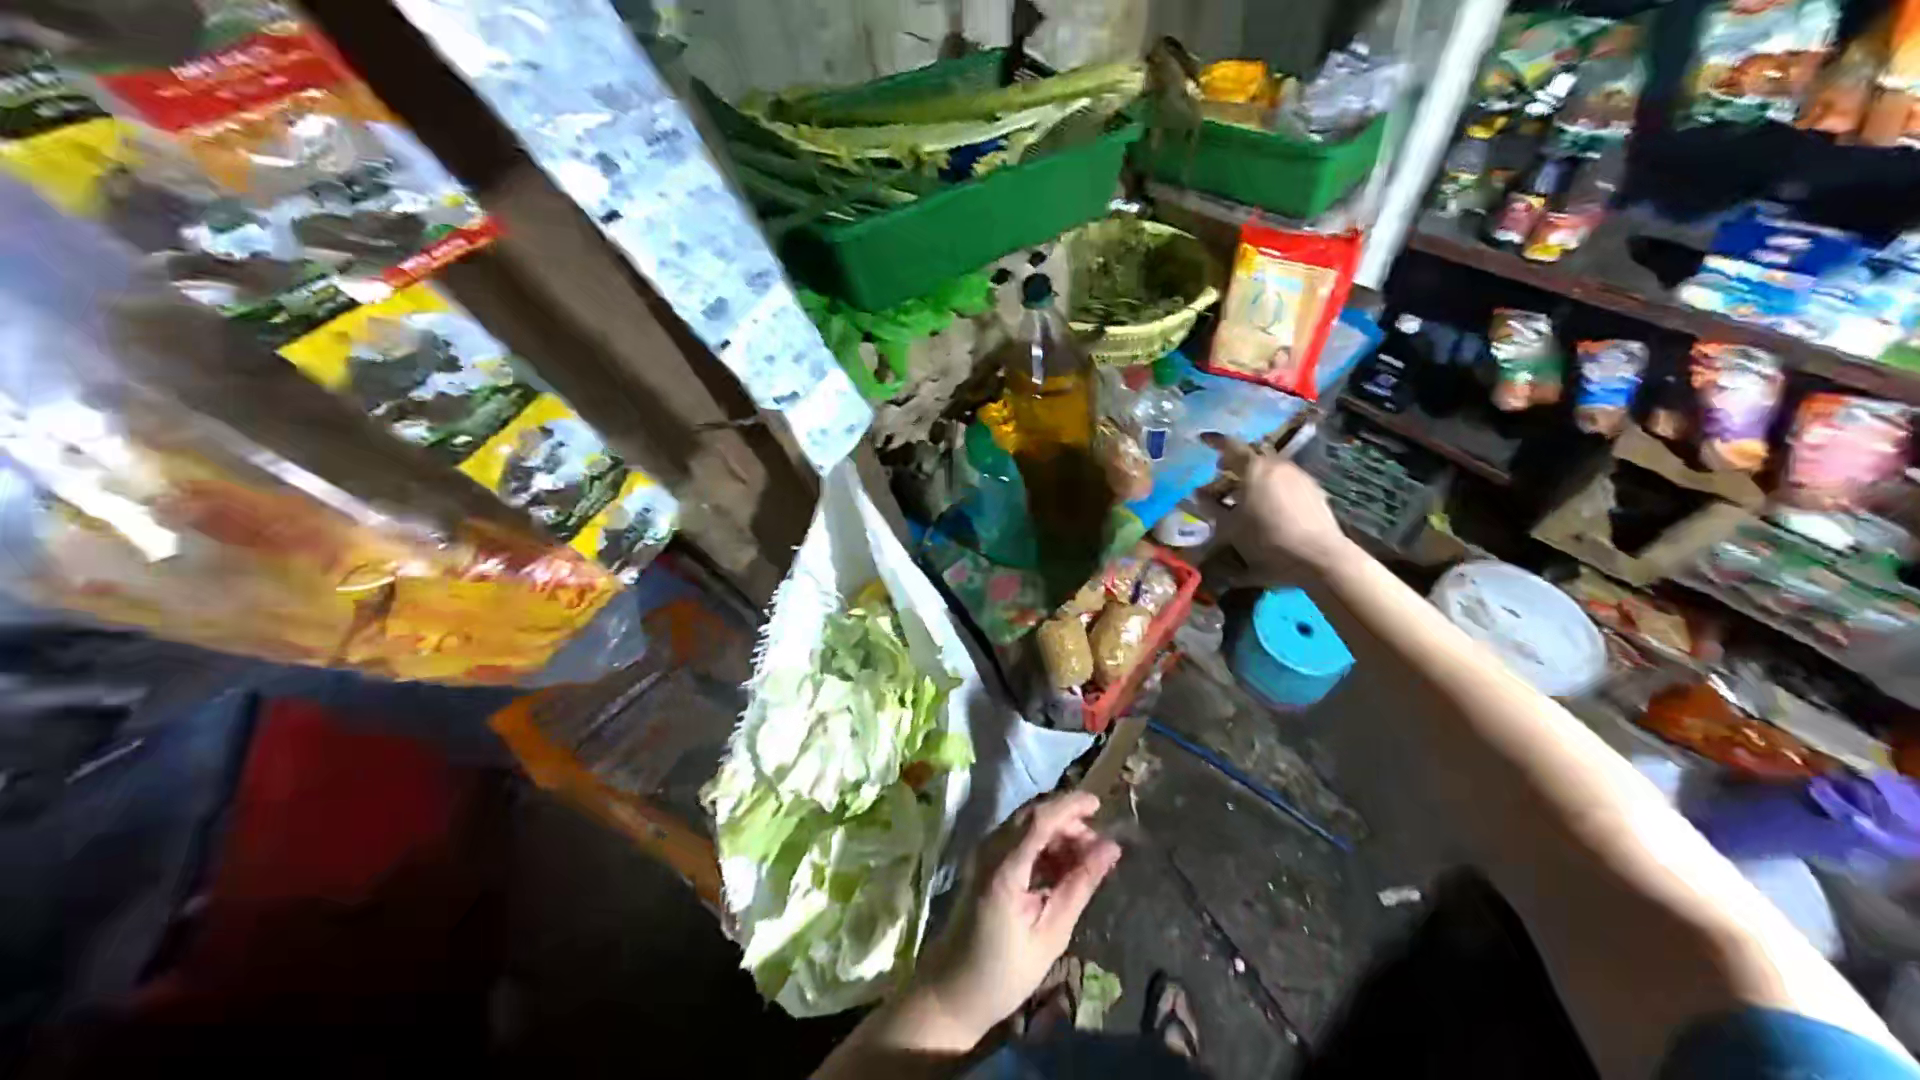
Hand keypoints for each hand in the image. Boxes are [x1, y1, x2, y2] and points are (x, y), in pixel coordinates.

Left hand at [908, 792, 1122, 1044]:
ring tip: (1085, 858)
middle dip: (1067, 819)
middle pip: (1031, 815)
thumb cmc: (1003, 973)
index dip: (1070, 806)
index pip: (1039, 819)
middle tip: (1098, 845)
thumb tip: (1110, 849)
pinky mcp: (983, 862)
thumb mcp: (1051, 934)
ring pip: (1024, 823)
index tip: (1100, 805)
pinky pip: (1016, 837)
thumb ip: (1080, 886)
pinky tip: (1062, 866)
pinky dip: (1042, 842)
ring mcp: (982, 854)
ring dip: (1056, 831)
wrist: (951, 991)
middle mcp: (989, 851)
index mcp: (1004, 869)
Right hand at [1204, 435, 1352, 573]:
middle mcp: (1278, 466)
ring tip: (1244, 493)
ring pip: (1271, 468)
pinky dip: (1272, 485)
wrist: (1320, 558)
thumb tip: (1198, 493)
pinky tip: (1269, 505)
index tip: (1203, 439)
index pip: (1231, 446)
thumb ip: (1211, 507)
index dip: (1215, 442)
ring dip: (1254, 475)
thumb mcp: (1230, 528)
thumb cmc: (1267, 541)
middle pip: (1253, 456)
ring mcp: (1300, 477)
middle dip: (1235, 462)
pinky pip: (1286, 480)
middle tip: (1220, 472)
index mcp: (1255, 469)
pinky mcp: (1315, 492)